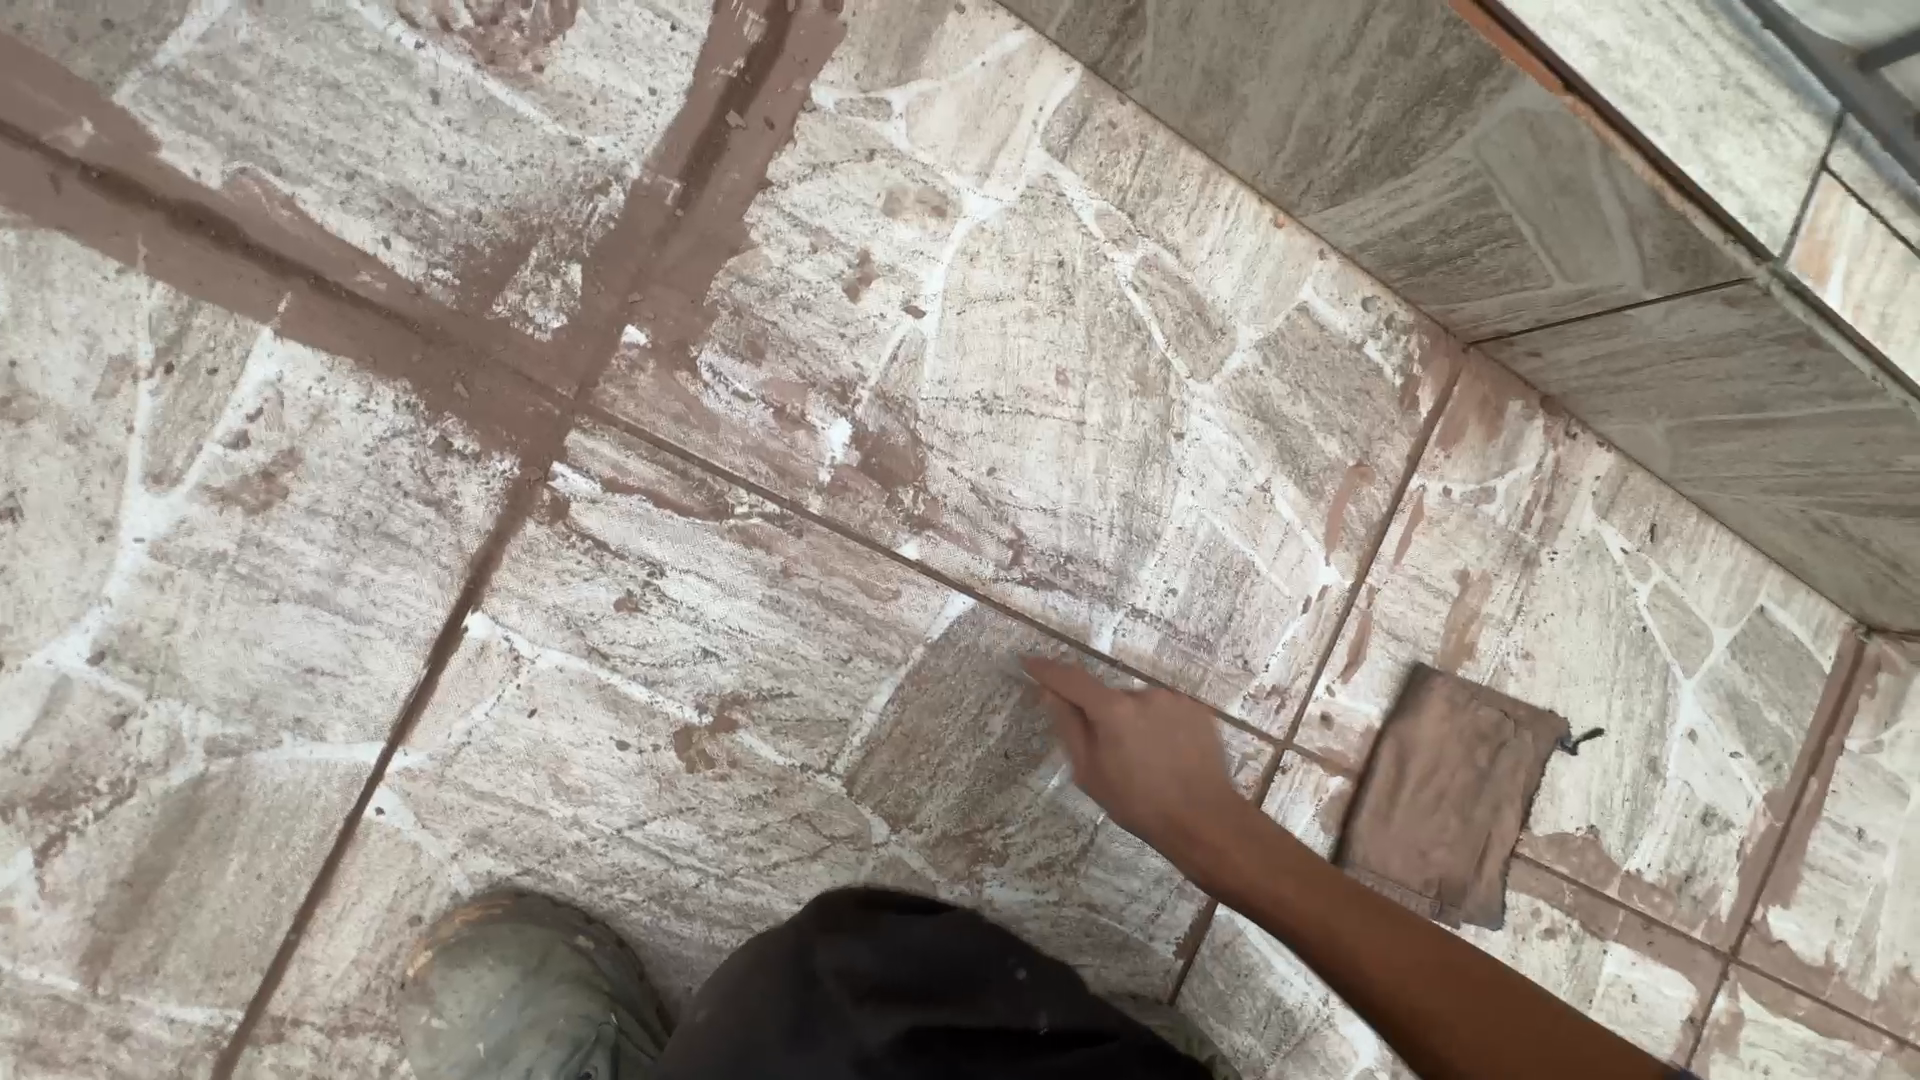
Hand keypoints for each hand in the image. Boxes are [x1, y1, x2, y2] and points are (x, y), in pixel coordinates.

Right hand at [1021, 656, 1257, 865]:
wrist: (1205, 821)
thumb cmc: (1139, 804)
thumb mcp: (1090, 773)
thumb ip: (1068, 727)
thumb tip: (1049, 693)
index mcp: (1113, 710)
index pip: (1071, 679)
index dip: (1047, 670)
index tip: (1028, 662)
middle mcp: (1144, 693)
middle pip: (1110, 698)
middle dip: (1104, 717)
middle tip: (1113, 755)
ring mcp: (1175, 699)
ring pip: (1139, 704)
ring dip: (1135, 722)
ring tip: (1148, 760)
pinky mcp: (1198, 709)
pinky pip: (1166, 710)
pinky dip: (1160, 726)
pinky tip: (1169, 755)